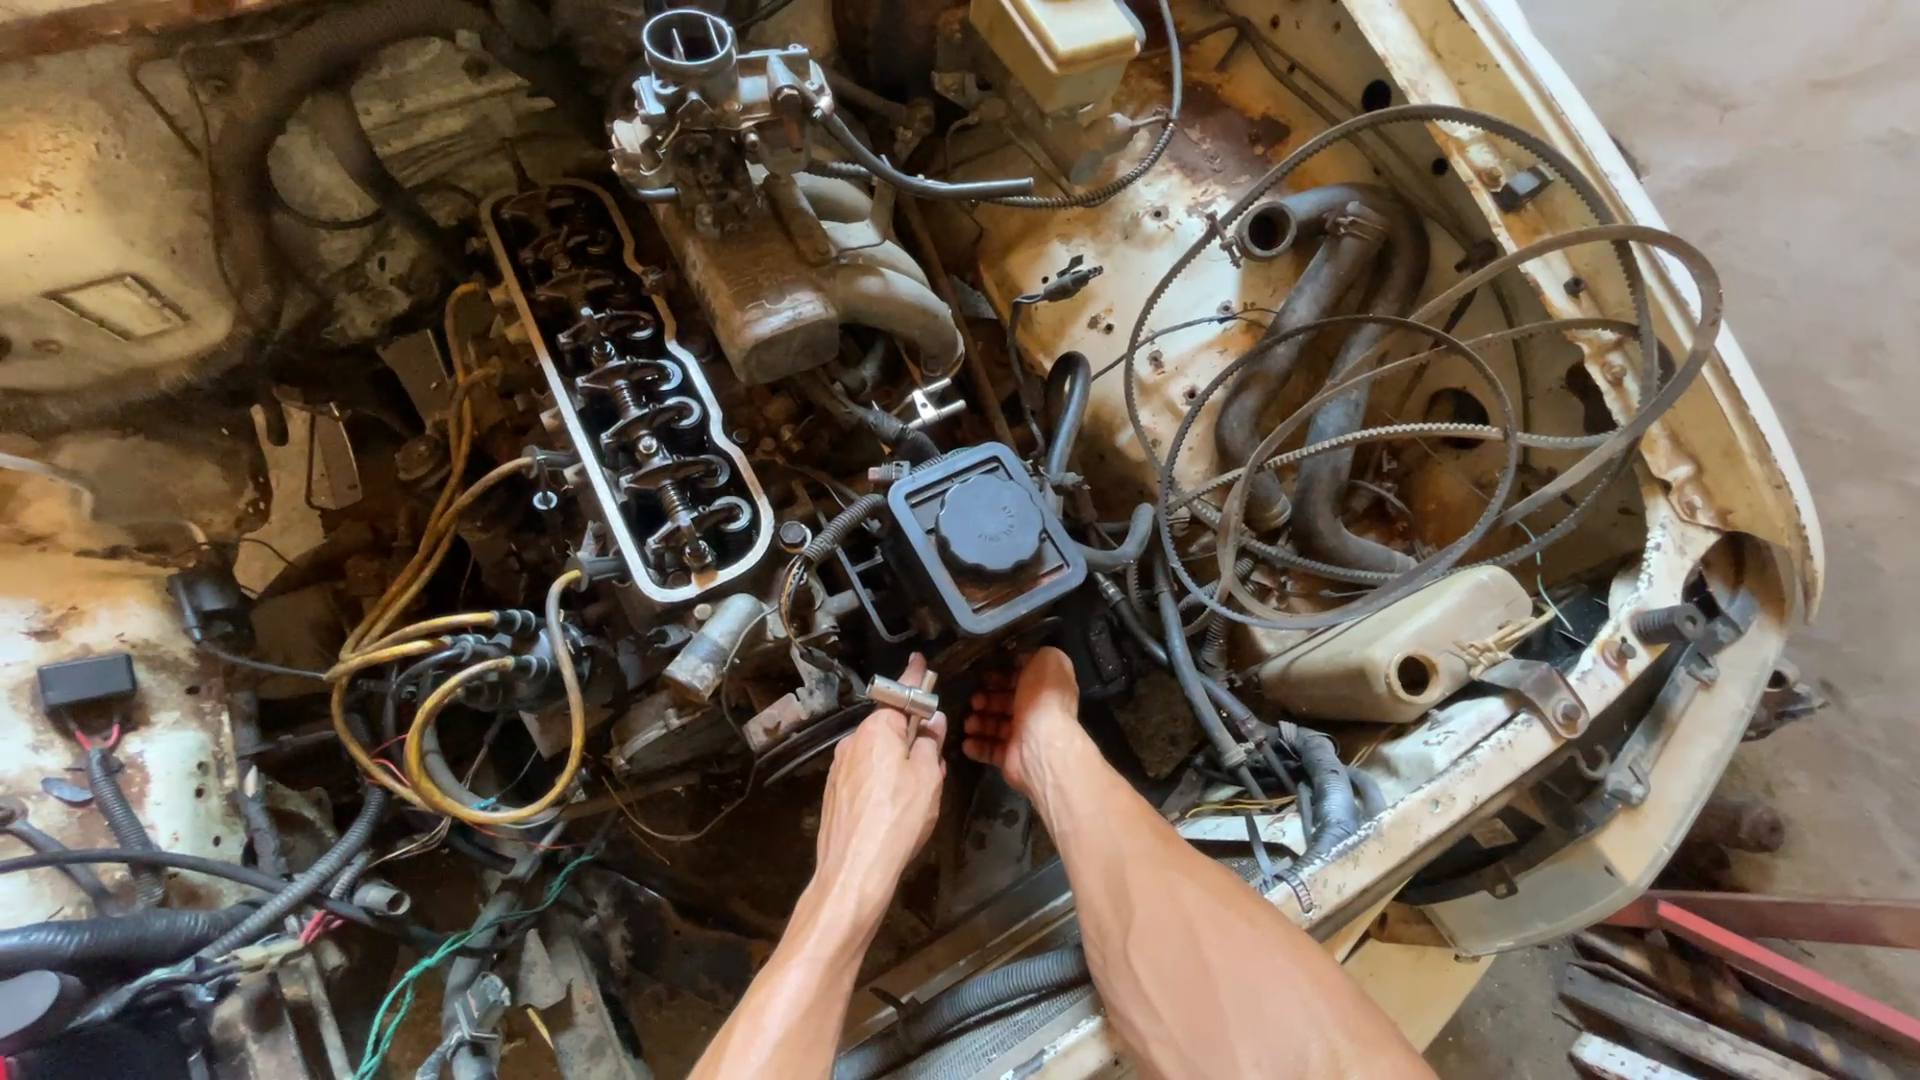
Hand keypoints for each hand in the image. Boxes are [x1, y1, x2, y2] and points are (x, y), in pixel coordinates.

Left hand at [812, 654, 946, 918]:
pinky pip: (864, 776)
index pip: (901, 695)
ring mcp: (839, 769)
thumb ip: (929, 743)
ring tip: (916, 795)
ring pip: (877, 755)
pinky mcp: (834, 794)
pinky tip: (895, 809)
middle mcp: (852, 742)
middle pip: (889, 728)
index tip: (920, 662)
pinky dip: (882, 783)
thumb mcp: (927, 776)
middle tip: (932, 759)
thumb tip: (931, 723)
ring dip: (897, 763)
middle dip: (910, 737)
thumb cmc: (898, 817)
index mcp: (876, 729)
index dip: (915, 679)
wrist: (854, 870)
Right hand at [962, 646, 1082, 798]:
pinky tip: (967, 742)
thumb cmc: (1042, 699)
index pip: (1021, 680)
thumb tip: (1023, 659)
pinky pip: (992, 751)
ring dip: (979, 722)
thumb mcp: (1046, 660)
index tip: (984, 676)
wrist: (1041, 744)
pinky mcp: (1012, 758)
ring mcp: (1025, 737)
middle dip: (987, 700)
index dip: (1002, 676)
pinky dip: (978, 746)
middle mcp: (1037, 712)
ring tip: (968, 722)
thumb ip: (1036, 655)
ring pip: (997, 726)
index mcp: (1045, 689)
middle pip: (1006, 703)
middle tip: (973, 700)